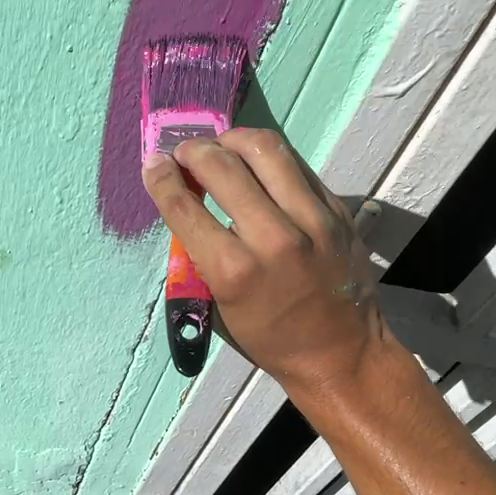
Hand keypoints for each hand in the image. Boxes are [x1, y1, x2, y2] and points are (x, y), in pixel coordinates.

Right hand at [142, 128, 393, 399]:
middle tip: (184, 153)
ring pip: (266, 150)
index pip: (185, 207)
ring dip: (232, 140)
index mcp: (234, 271)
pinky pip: (297, 165)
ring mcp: (312, 219)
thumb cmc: (270, 339)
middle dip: (193, 151)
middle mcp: (273, 238)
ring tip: (220, 147)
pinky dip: (268, 159)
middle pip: (222, 167)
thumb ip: (203, 252)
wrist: (342, 354)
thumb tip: (187, 201)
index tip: (153, 164)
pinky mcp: (337, 210)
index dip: (161, 179)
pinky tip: (256, 165)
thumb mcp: (221, 305)